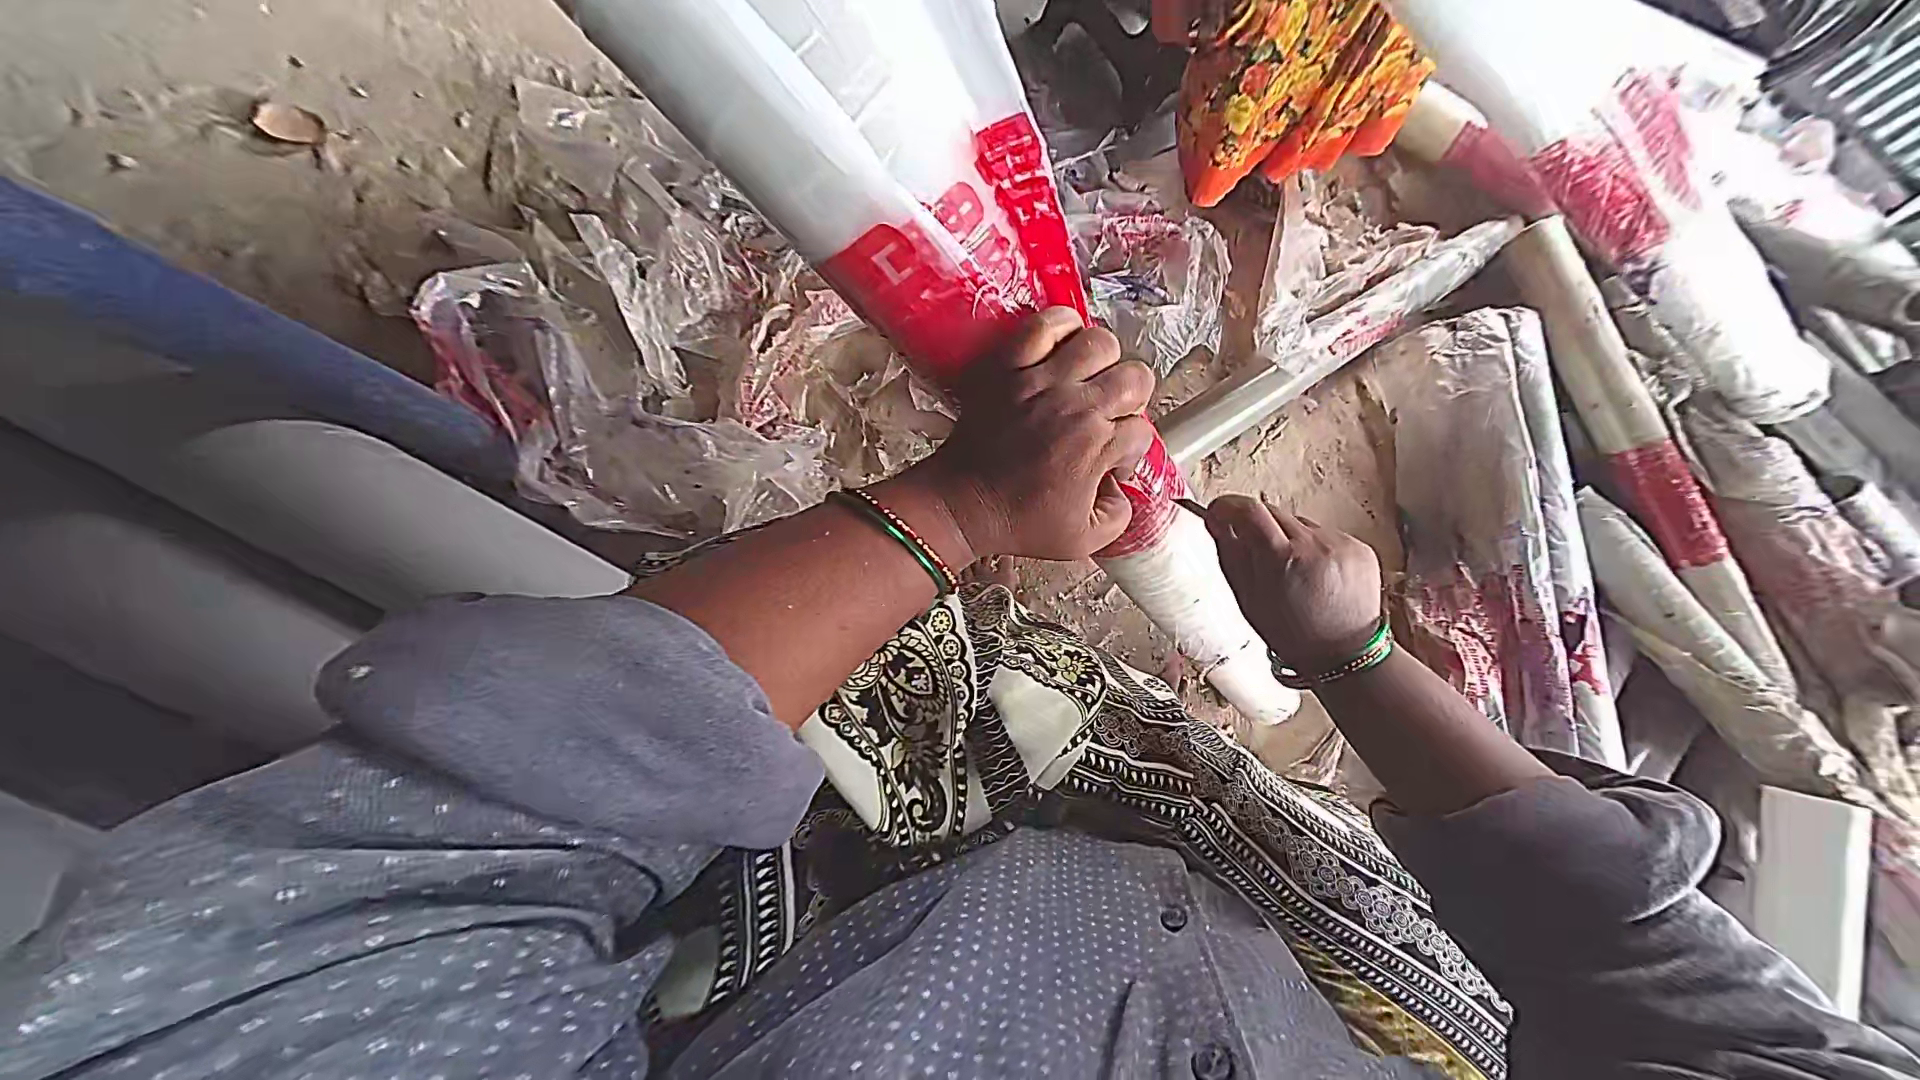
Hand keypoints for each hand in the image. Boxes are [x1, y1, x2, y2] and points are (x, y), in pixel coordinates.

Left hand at [915, 307, 1156, 560]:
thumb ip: (1119, 514)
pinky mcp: (1007, 368)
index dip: (1132, 450)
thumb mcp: (1083, 540)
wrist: (961, 505)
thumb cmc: (1017, 522)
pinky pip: (1041, 326)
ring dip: (1105, 362)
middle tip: (1110, 417)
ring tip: (1091, 380)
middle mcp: (1074, 405)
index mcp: (1095, 446)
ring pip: (1099, 343)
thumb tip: (1122, 486)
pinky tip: (1065, 344)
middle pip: (1134, 378)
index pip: (1141, 431)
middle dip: (1132, 401)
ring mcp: (1039, 381)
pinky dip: (1059, 326)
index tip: (1113, 463)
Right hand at [1205, 496, 1383, 671]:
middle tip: (1252, 550)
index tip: (1217, 513)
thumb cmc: (1292, 633)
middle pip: (1272, 512)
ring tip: (1288, 569)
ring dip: (1285, 537)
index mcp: (1281, 558)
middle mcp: (1314, 543)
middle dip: (1256, 526)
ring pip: (1297, 522)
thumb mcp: (1247, 598)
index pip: (1248, 509)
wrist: (1346, 653)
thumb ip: (1231, 555)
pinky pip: (1323, 533)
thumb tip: (1218, 523)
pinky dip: (1311, 546)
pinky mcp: (1359, 546)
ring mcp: (1341, 543)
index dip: (1227, 506)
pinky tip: (1312, 573)